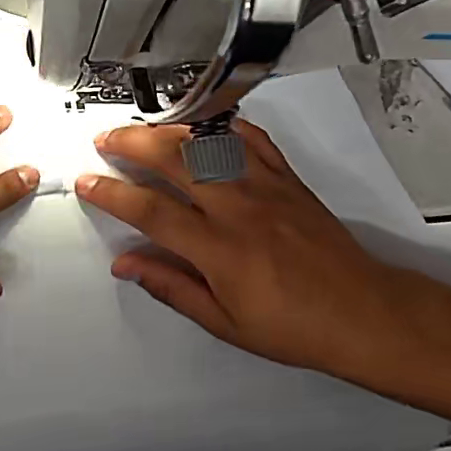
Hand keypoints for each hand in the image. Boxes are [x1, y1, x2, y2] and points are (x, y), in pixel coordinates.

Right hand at [75, 120, 413, 382]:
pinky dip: (221, 125)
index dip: (111, 193)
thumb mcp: (224, 322)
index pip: (150, 210)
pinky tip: (202, 124)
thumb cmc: (294, 326)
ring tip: (143, 129)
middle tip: (105, 140)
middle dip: (130, 143)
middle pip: (172, 159)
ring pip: (207, 140)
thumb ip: (170, 286)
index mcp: (219, 249)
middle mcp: (238, 208)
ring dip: (168, 129)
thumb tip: (127, 264)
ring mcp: (264, 185)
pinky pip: (249, 138)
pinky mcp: (286, 177)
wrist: (362, 313)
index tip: (88, 182)